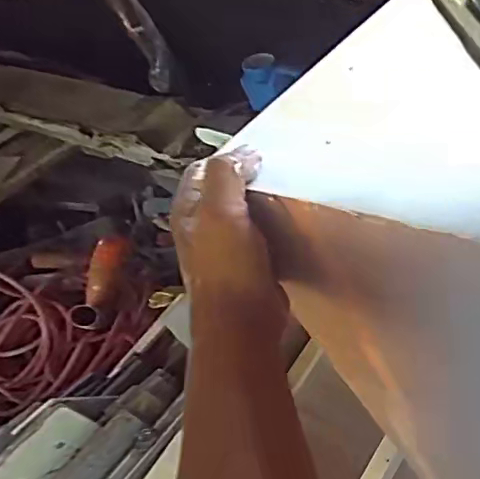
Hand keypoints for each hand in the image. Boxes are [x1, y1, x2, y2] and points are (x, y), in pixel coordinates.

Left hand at [171, 148, 285, 333]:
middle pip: (226, 190)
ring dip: (265, 204)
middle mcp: (203, 228)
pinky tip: (291, 225)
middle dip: (250, 179)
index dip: (229, 157)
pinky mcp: (249, 266)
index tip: (261, 154)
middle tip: (278, 172)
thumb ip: (226, 176)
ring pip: (246, 213)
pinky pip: (262, 236)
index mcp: (189, 211)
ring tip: (288, 194)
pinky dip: (275, 227)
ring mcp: (226, 249)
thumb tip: (243, 154)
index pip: (204, 169)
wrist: (243, 324)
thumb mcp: (221, 212)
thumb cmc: (228, 270)